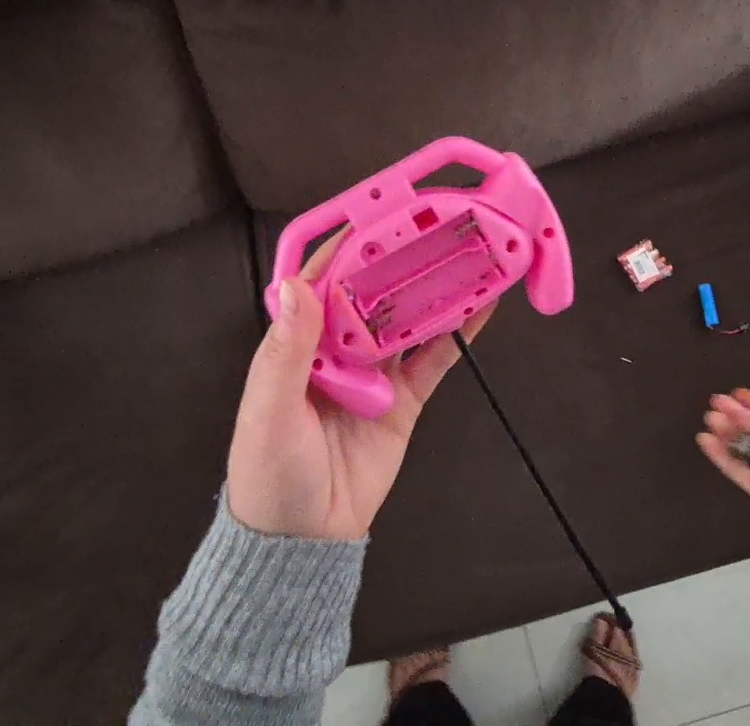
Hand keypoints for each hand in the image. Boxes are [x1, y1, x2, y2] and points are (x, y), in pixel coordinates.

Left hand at [226, 234, 496, 539]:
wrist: (304, 539)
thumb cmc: (270, 470)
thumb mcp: (268, 411)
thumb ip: (285, 351)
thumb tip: (297, 286)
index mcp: (299, 338)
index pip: (326, 277)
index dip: (355, 241)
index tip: (386, 210)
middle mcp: (339, 344)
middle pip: (377, 290)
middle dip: (406, 257)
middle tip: (441, 225)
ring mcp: (376, 370)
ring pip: (411, 317)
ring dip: (438, 287)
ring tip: (470, 254)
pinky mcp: (405, 398)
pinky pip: (435, 358)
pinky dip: (459, 332)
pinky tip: (482, 306)